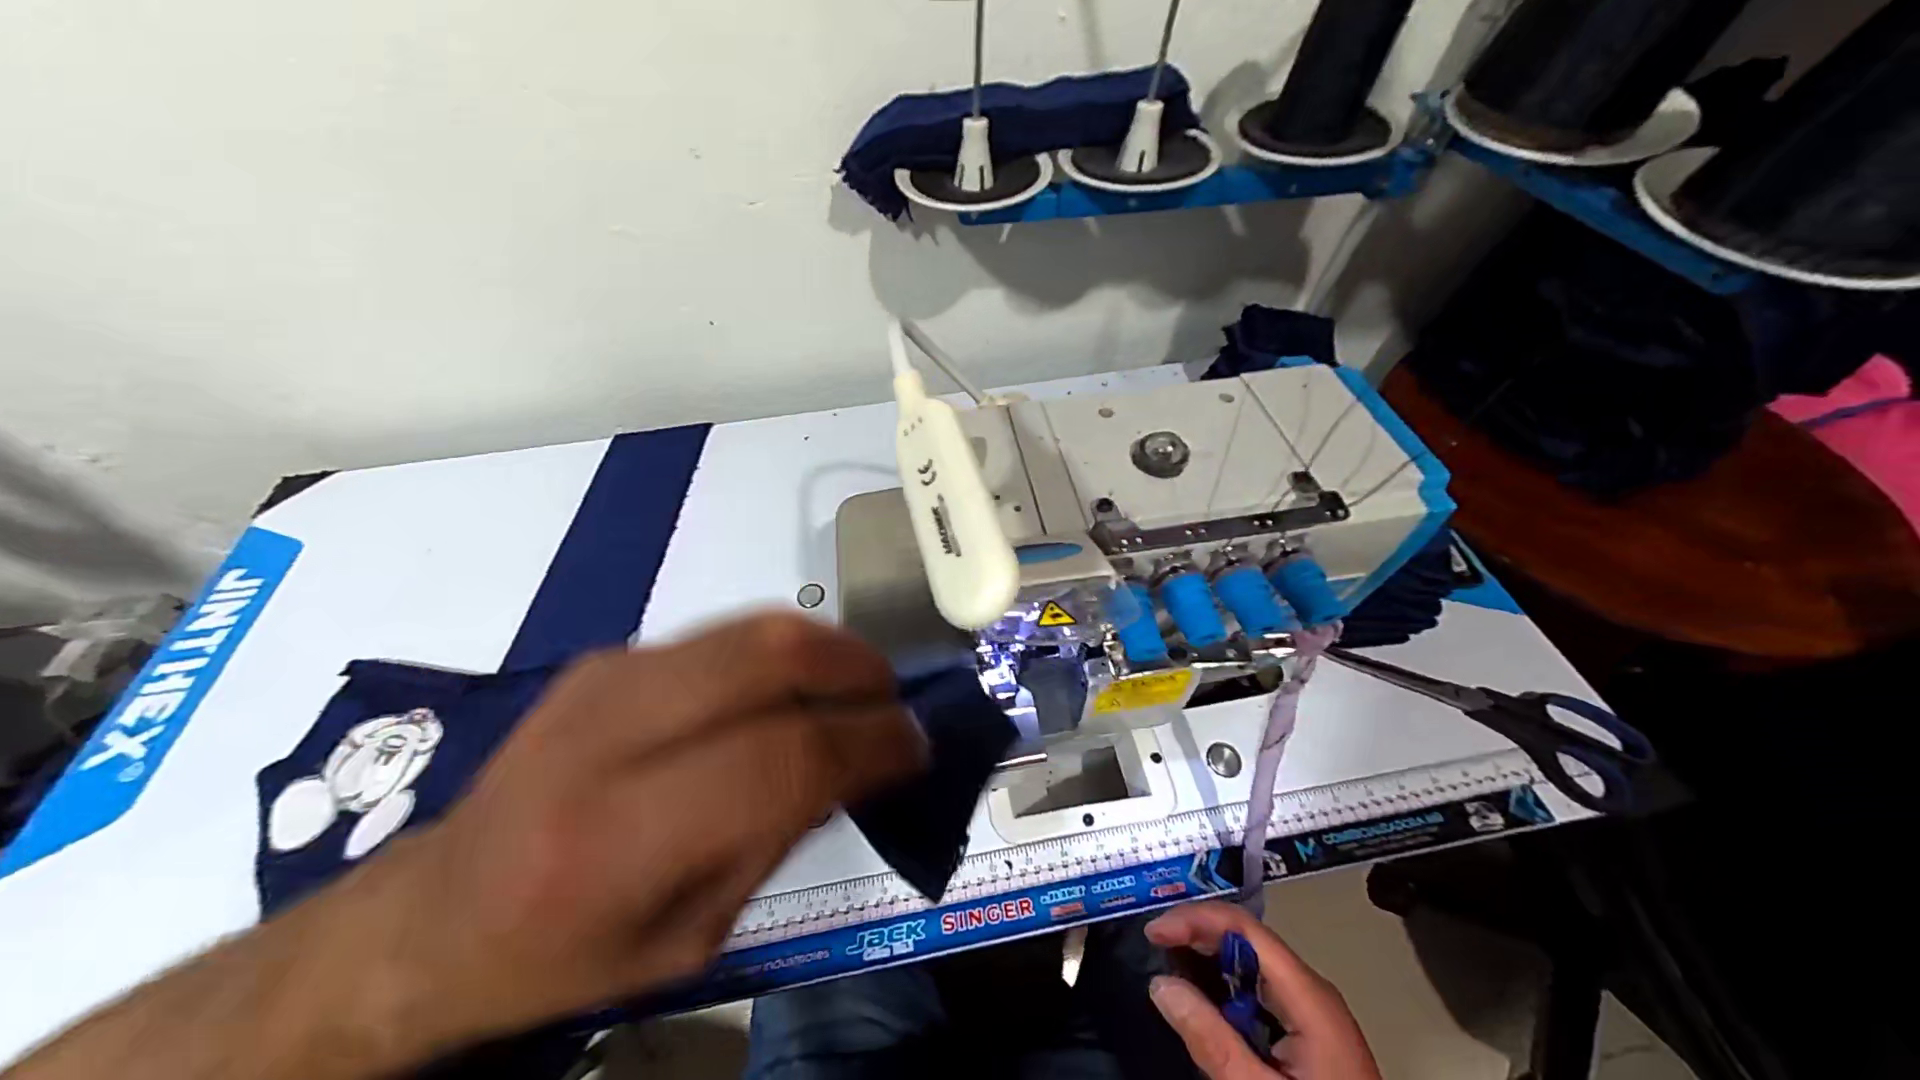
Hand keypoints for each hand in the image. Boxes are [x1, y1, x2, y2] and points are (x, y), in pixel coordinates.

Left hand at [286, 613, 924, 1073]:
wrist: (435, 910)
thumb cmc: (566, 953)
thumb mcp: (690, 937)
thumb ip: (776, 837)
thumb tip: (856, 758)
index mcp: (618, 840)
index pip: (781, 760)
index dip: (869, 742)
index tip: (917, 743)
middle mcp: (605, 737)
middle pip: (766, 658)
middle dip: (853, 666)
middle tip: (892, 696)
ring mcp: (602, 680)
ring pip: (749, 629)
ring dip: (824, 648)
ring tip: (858, 684)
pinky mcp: (606, 657)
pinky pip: (721, 636)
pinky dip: (780, 652)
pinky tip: (794, 687)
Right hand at [1145, 901, 1381, 1079]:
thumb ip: (1210, 1040)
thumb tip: (1160, 983)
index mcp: (1309, 997)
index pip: (1244, 928)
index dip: (1195, 920)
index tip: (1153, 934)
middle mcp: (1313, 992)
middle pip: (1248, 939)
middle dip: (1197, 935)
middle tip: (1153, 948)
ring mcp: (1314, 1013)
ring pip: (1252, 964)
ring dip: (1208, 961)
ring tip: (1168, 968)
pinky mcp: (1310, 1035)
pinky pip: (1260, 992)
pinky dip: (1225, 988)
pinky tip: (1202, 1004)